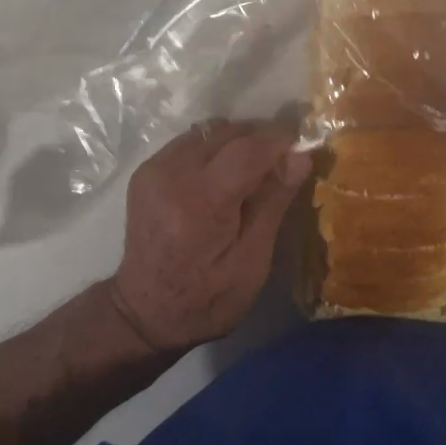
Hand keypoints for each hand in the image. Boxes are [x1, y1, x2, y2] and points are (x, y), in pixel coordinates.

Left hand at [110, 119, 310, 351]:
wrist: (144, 313)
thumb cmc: (207, 299)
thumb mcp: (252, 261)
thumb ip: (273, 202)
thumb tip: (300, 156)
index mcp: (200, 203)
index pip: (247, 149)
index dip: (278, 140)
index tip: (301, 146)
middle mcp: (172, 175)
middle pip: (227, 133)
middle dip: (258, 140)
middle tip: (279, 164)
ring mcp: (154, 169)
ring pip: (209, 131)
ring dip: (235, 142)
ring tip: (250, 172)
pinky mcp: (146, 169)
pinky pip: (190, 142)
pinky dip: (212, 149)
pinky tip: (221, 177)